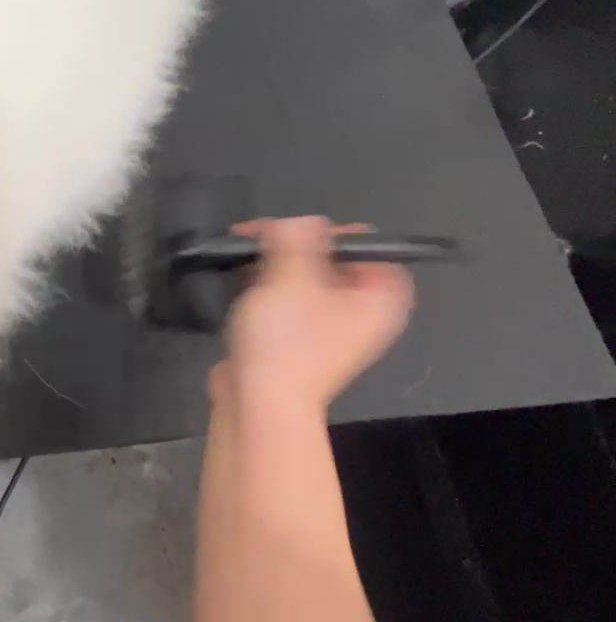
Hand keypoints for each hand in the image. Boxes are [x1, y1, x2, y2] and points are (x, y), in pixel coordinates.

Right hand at [214, 217, 413, 411]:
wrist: (258, 402)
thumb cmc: (284, 344)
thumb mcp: (290, 281)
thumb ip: (295, 242)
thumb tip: (297, 220)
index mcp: (381, 294)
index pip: (362, 242)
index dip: (322, 231)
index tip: (279, 231)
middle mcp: (364, 309)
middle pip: (331, 260)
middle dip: (290, 248)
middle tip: (252, 243)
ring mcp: (331, 327)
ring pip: (306, 281)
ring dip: (273, 269)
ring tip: (240, 265)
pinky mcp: (299, 340)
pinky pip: (288, 303)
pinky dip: (267, 292)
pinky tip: (241, 291)